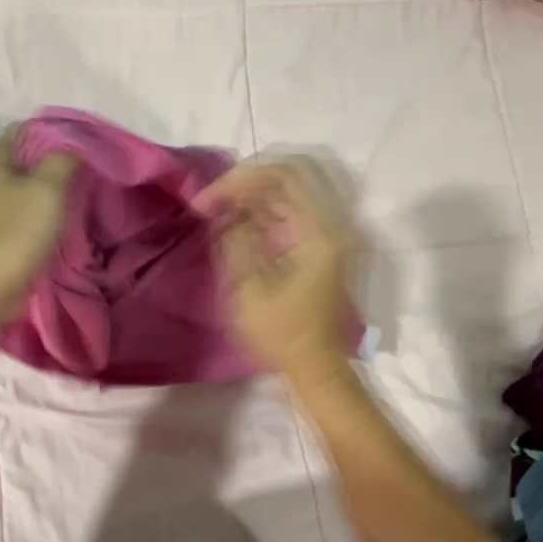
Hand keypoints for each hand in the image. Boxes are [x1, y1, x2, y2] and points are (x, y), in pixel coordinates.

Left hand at [0, 132, 79, 333]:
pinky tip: (44, 228)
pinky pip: (7, 213)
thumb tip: (72, 146)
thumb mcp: (49, 190)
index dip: (56, 136)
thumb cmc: (14, 236)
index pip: (25, 130)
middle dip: (48, 167)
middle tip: (80, 181)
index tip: (83, 154)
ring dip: (38, 194)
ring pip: (13, 187)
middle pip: (19, 159)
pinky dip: (26, 215)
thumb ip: (63, 159)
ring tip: (67, 206)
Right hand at [198, 157, 359, 382]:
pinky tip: (240, 220)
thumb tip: (226, 208)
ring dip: (256, 192)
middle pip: (293, 173)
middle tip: (215, 199)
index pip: (284, 176)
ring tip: (222, 209)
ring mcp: (335, 232)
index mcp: (322, 233)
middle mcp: (336, 224)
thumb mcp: (249, 289)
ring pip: (295, 188)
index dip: (240, 179)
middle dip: (248, 179)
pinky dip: (267, 207)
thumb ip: (236, 238)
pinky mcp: (327, 242)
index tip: (206, 202)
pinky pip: (297, 208)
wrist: (316, 368)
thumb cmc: (281, 336)